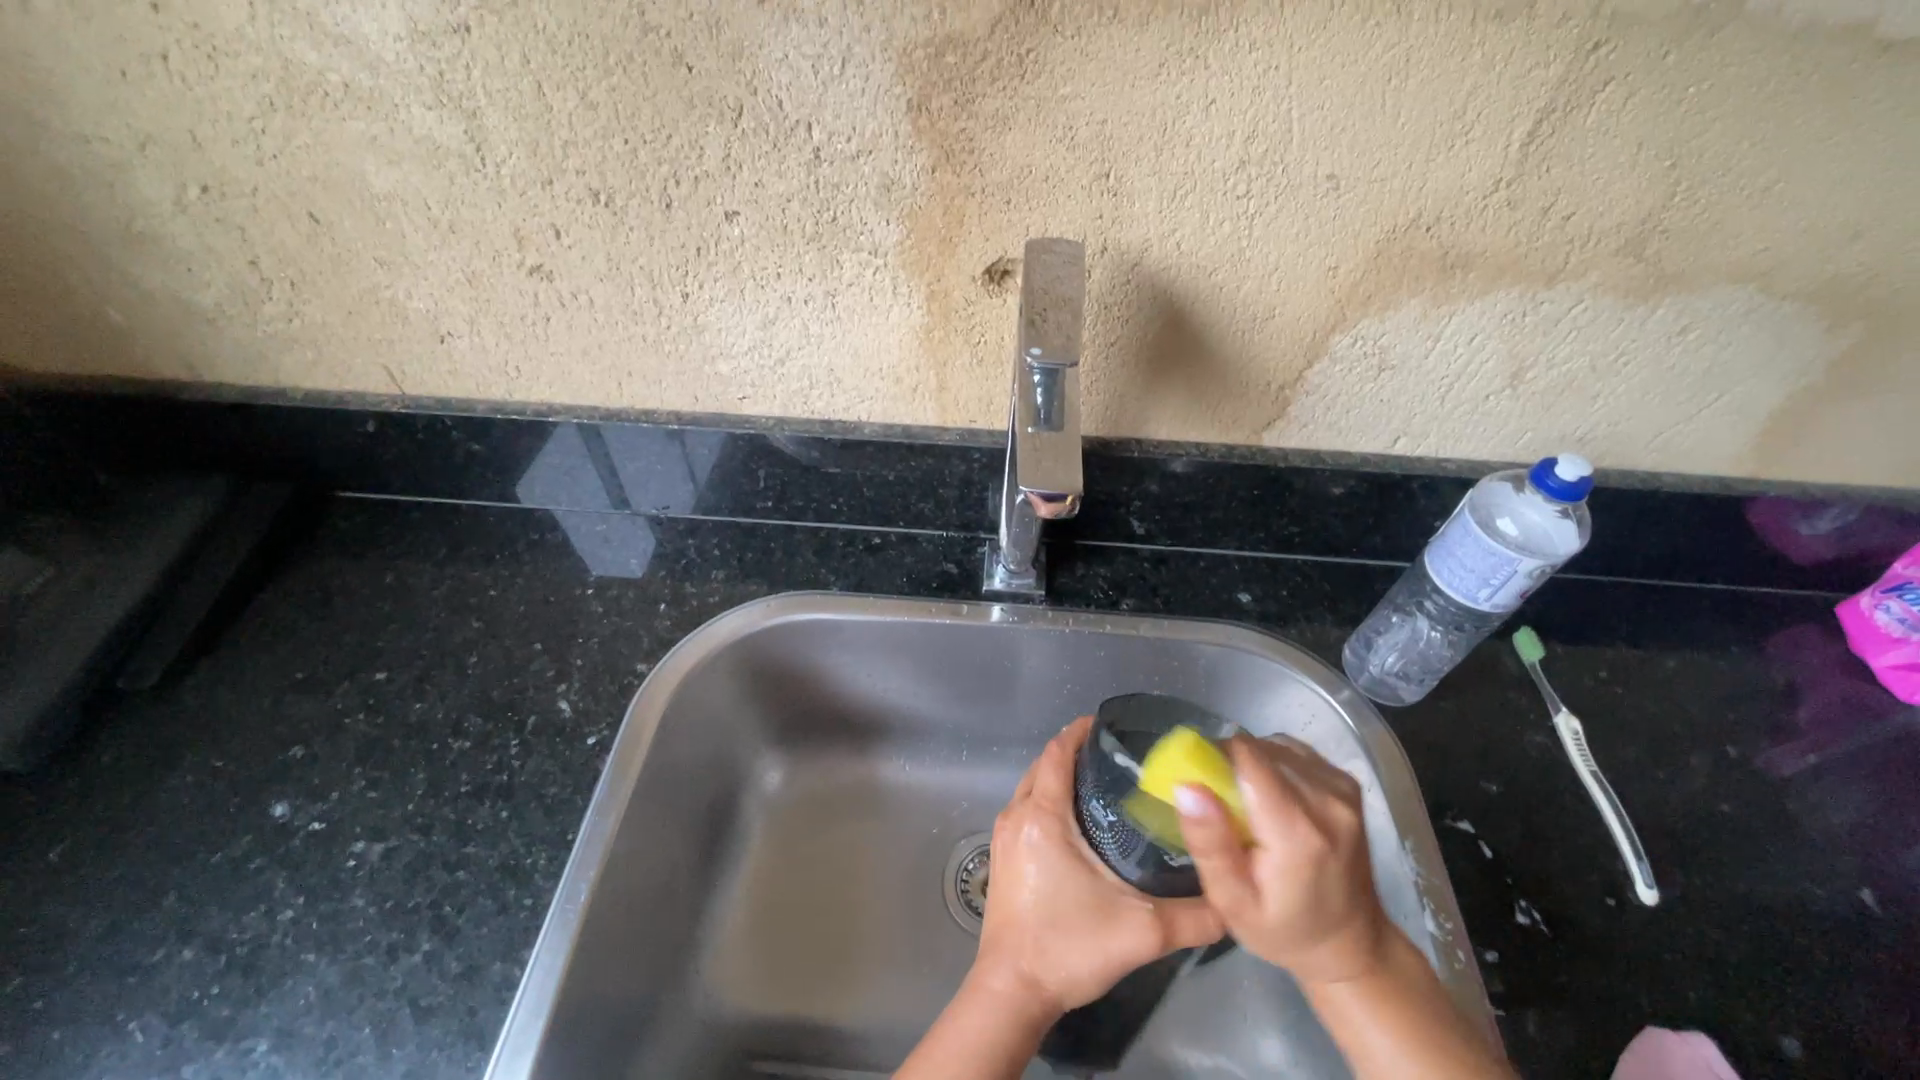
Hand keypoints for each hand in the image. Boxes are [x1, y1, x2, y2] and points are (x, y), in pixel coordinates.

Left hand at [972, 716, 1225, 1014]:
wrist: (1013, 991)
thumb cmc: (1069, 947)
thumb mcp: (1143, 931)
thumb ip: (1196, 914)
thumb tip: (1236, 901)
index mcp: (1044, 817)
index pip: (1058, 753)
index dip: (1082, 732)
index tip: (1114, 725)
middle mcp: (1017, 816)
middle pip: (1044, 766)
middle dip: (1076, 753)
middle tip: (1120, 755)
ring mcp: (1004, 838)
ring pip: (1032, 788)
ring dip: (1060, 778)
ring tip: (1105, 782)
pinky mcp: (1002, 859)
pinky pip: (1026, 811)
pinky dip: (1049, 801)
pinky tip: (1081, 821)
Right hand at [1174, 734, 1390, 985]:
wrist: (1349, 943)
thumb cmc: (1282, 929)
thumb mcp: (1232, 902)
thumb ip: (1209, 843)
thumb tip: (1186, 786)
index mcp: (1298, 831)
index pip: (1247, 756)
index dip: (1214, 758)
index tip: (1199, 785)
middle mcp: (1327, 799)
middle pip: (1259, 748)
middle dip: (1230, 765)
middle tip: (1220, 806)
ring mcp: (1342, 788)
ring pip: (1275, 745)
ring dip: (1252, 763)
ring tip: (1246, 804)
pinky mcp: (1347, 782)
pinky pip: (1295, 752)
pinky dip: (1274, 765)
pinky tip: (1270, 797)